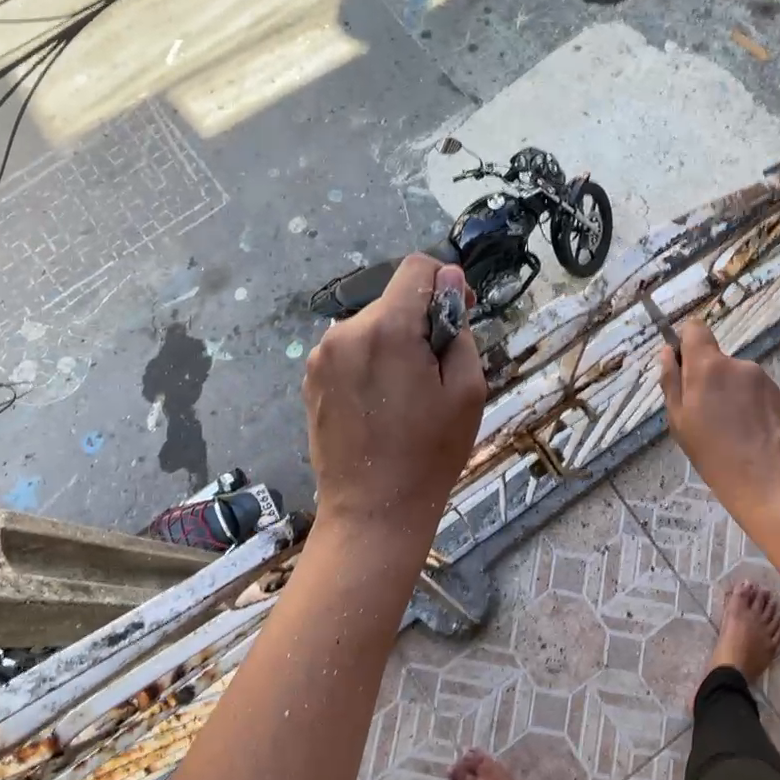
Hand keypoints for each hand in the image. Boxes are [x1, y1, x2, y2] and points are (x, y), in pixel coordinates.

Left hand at [305, 256, 485, 541]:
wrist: (373, 510)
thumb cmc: (430, 454)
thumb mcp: (468, 390)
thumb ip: (457, 328)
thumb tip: (448, 282)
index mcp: (388, 329)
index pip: (416, 268)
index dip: (445, 283)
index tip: (458, 316)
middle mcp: (346, 331)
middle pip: (394, 301)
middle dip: (420, 322)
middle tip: (437, 372)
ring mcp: (322, 355)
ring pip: (372, 326)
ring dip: (394, 343)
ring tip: (407, 395)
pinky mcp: (311, 378)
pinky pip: (351, 350)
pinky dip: (371, 362)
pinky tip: (381, 404)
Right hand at [658, 320, 779, 519]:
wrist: (768, 481)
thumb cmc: (712, 453)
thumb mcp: (678, 420)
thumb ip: (671, 381)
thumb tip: (668, 353)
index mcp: (707, 366)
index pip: (695, 328)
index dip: (686, 342)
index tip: (683, 367)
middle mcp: (736, 363)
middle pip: (714, 357)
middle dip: (705, 376)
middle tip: (701, 413)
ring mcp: (760, 377)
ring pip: (733, 375)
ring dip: (726, 391)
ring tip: (726, 427)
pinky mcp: (777, 393)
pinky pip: (751, 389)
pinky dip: (745, 402)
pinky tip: (745, 430)